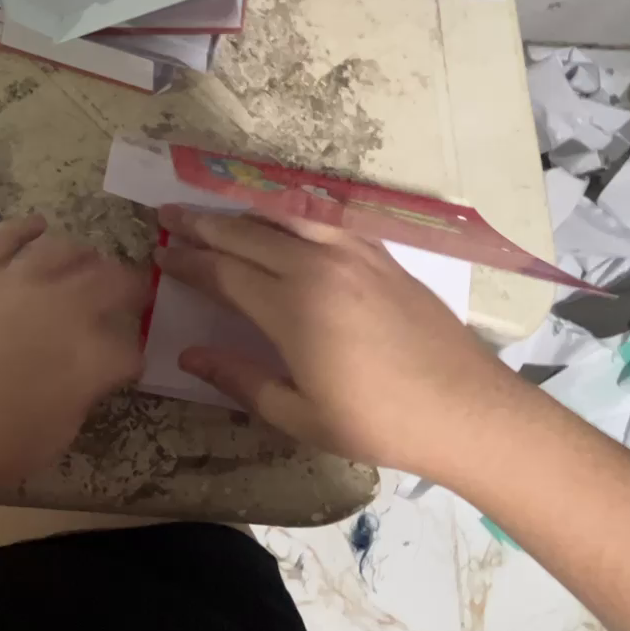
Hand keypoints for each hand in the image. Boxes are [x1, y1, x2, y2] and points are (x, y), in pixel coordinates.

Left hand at [0, 215, 147, 500]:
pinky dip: (27, 228)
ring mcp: (16, 279)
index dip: (131, 360)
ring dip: (85, 257)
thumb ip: (75, 403)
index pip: (129, 350)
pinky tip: (37, 228)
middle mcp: (63, 306)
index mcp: (89, 358)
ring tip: (86, 265)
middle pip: (113, 281)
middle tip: (126, 298)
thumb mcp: (44, 445)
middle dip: (129, 290)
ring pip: (66, 249)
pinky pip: (9, 234)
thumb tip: (82, 379)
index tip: (123, 368)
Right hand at [154, 205, 530, 477]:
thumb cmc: (377, 422)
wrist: (470, 412)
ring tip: (214, 208)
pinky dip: (293, 212)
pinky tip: (283, 214)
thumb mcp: (298, 415)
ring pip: (285, 217)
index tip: (159, 254)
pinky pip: (326, 219)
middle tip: (167, 214)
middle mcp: (318, 268)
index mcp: (292, 308)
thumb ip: (239, 379)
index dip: (186, 261)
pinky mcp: (382, 255)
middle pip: (246, 234)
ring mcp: (354, 255)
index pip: (223, 272)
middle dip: (201, 224)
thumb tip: (188, 354)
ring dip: (242, 210)